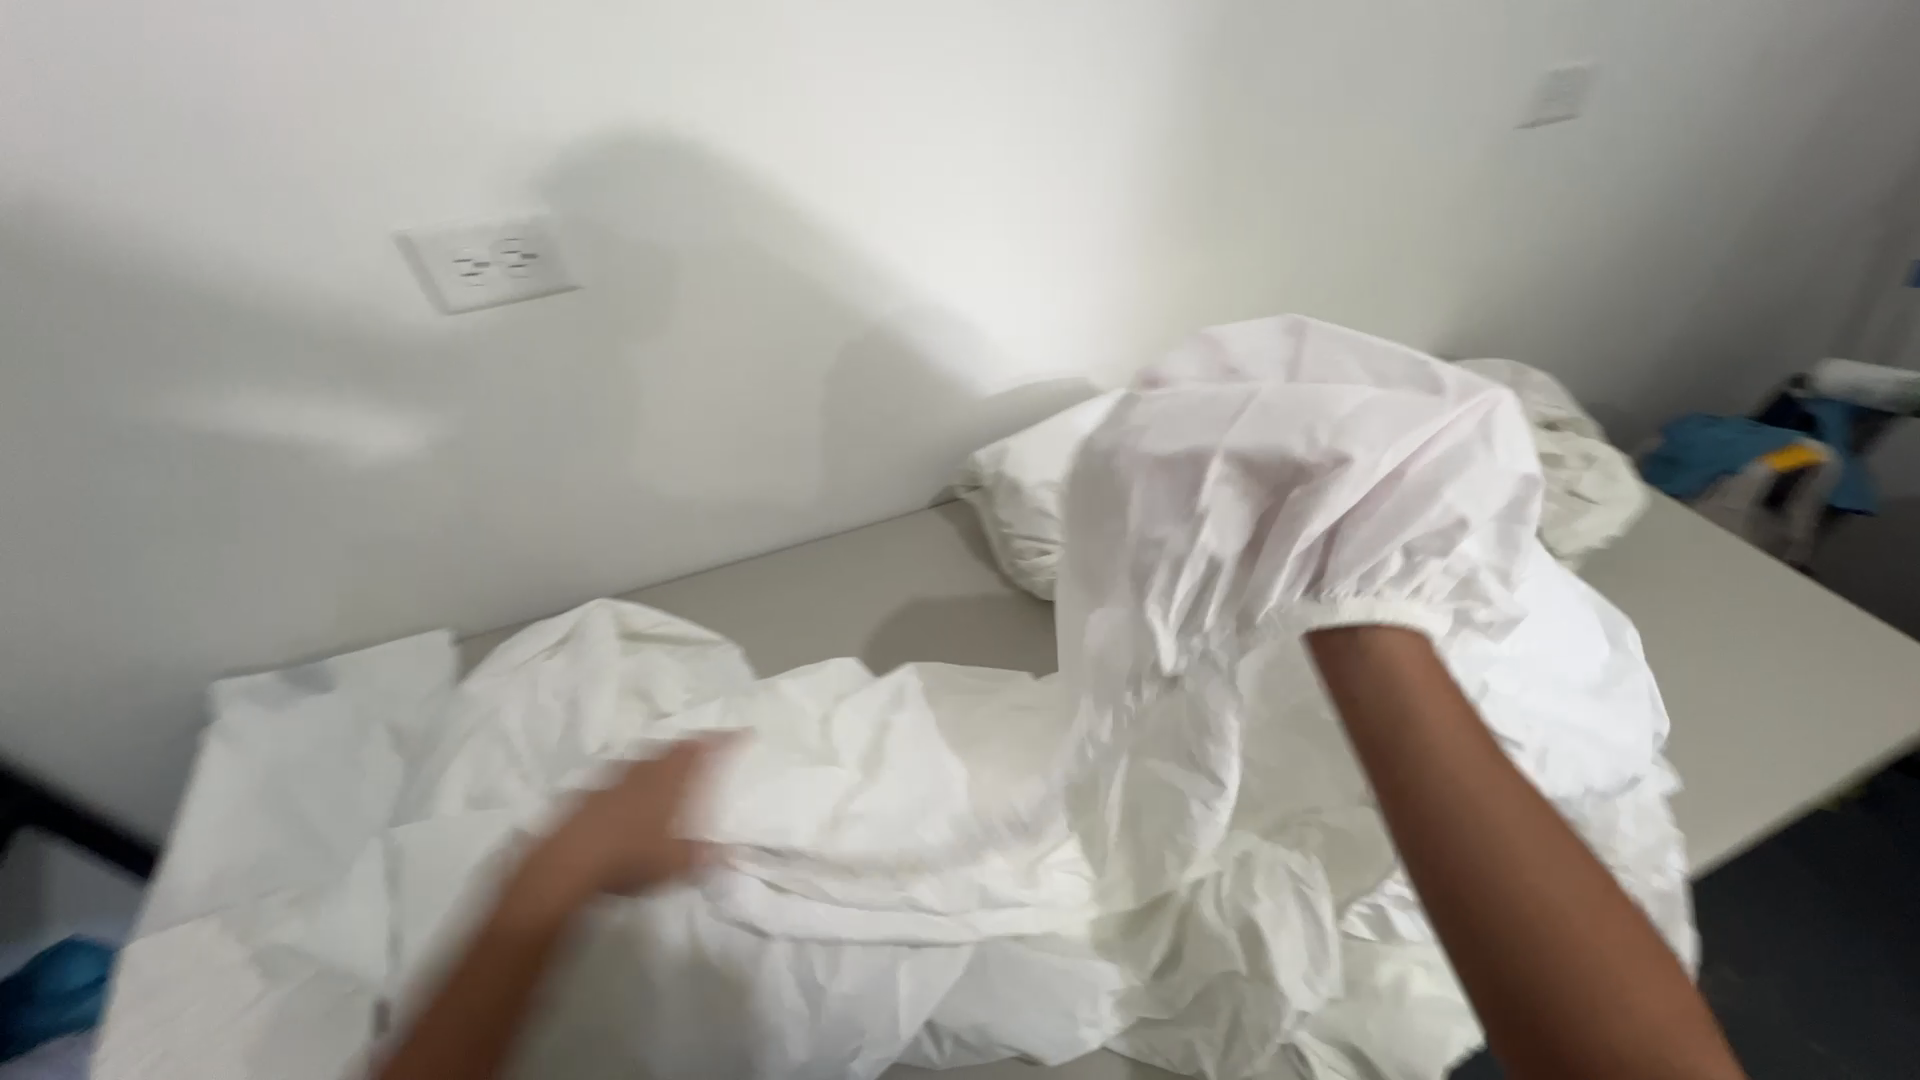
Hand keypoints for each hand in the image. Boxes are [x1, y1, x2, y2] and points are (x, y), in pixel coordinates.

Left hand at [504, 734, 738, 921]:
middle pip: (673, 747)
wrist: (565, 865)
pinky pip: (616, 778)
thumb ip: (706, 856)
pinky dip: (628, 780)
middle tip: (703, 747)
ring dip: (658, 758)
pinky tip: (624, 796)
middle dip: (691, 745)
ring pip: (643, 758)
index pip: (704, 751)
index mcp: (672, 781)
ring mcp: (613, 780)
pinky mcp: (586, 795)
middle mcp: (645, 772)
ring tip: (665, 767)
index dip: (725, 740)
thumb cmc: (630, 858)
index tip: (743, 733)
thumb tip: (734, 855)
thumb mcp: (677, 864)